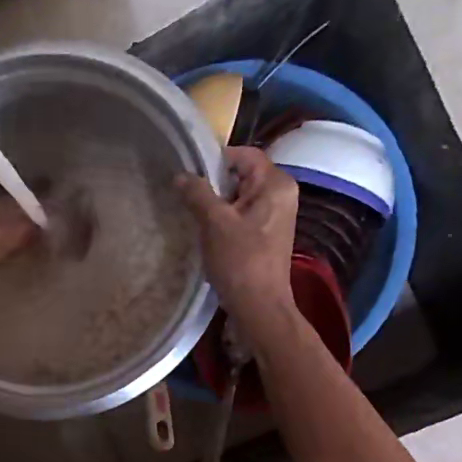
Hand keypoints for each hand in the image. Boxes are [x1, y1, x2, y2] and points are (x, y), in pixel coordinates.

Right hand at [175, 146, 297, 321]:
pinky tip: (208, 234)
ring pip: (240, 196)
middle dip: (214, 184)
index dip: (215, 160)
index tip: (189, 175)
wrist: (259, 306)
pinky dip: (225, 219)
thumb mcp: (214, 223)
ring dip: (217, 204)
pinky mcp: (267, 234)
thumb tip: (180, 175)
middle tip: (189, 197)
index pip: (244, 154)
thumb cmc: (240, 261)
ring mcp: (276, 215)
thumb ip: (197, 193)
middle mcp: (281, 194)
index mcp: (275, 184)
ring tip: (195, 216)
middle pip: (242, 174)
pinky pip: (243, 214)